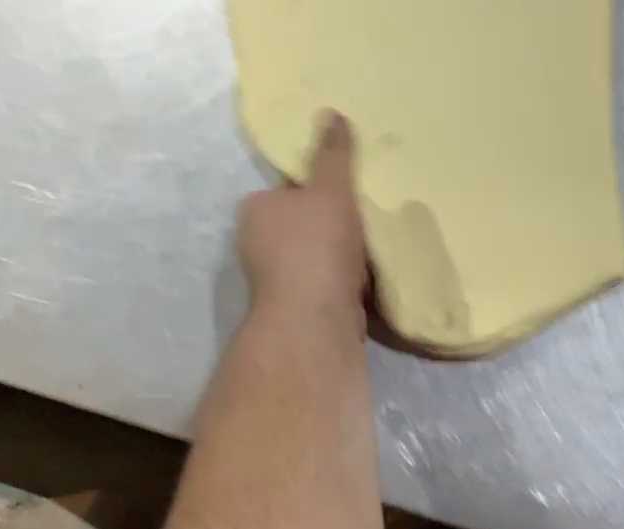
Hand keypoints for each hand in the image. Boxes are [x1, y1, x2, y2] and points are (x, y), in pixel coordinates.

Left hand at [237, 109, 367, 322]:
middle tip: (364, 227)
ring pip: (311, 261)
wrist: (315, 320)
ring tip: (368, 260)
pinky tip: (362, 289)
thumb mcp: (331, 191)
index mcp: (255, 208)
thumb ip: (333, 156)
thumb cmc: (318, 248)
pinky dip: (339, 288)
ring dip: (335, 262)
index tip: (346, 197)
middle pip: (300, 227)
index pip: (288, 189)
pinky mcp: (295, 312)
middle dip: (327, 228)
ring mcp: (274, 282)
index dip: (318, 190)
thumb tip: (332, 114)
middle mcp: (255, 243)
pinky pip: (322, 290)